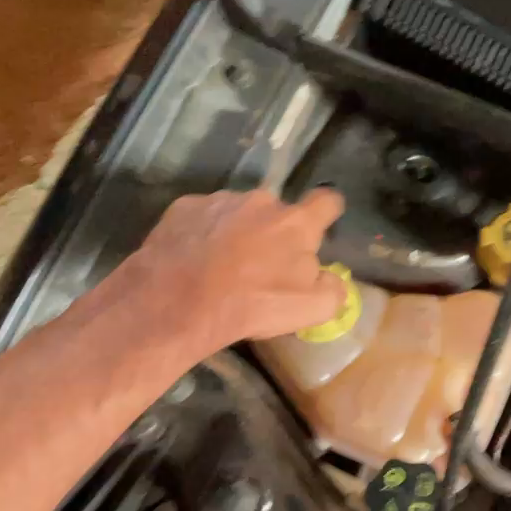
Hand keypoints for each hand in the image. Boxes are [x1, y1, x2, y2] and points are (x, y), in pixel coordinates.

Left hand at [120, 188, 346, 351]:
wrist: (178, 301)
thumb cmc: (253, 303)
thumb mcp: (311, 310)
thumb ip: (332, 289)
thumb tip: (330, 278)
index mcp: (297, 223)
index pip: (326, 202)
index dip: (327, 212)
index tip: (323, 223)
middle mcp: (262, 201)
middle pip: (278, 212)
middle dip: (276, 232)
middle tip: (264, 266)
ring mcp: (220, 200)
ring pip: (240, 213)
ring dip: (240, 232)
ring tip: (224, 265)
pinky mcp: (185, 207)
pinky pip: (205, 217)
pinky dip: (206, 233)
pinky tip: (197, 259)